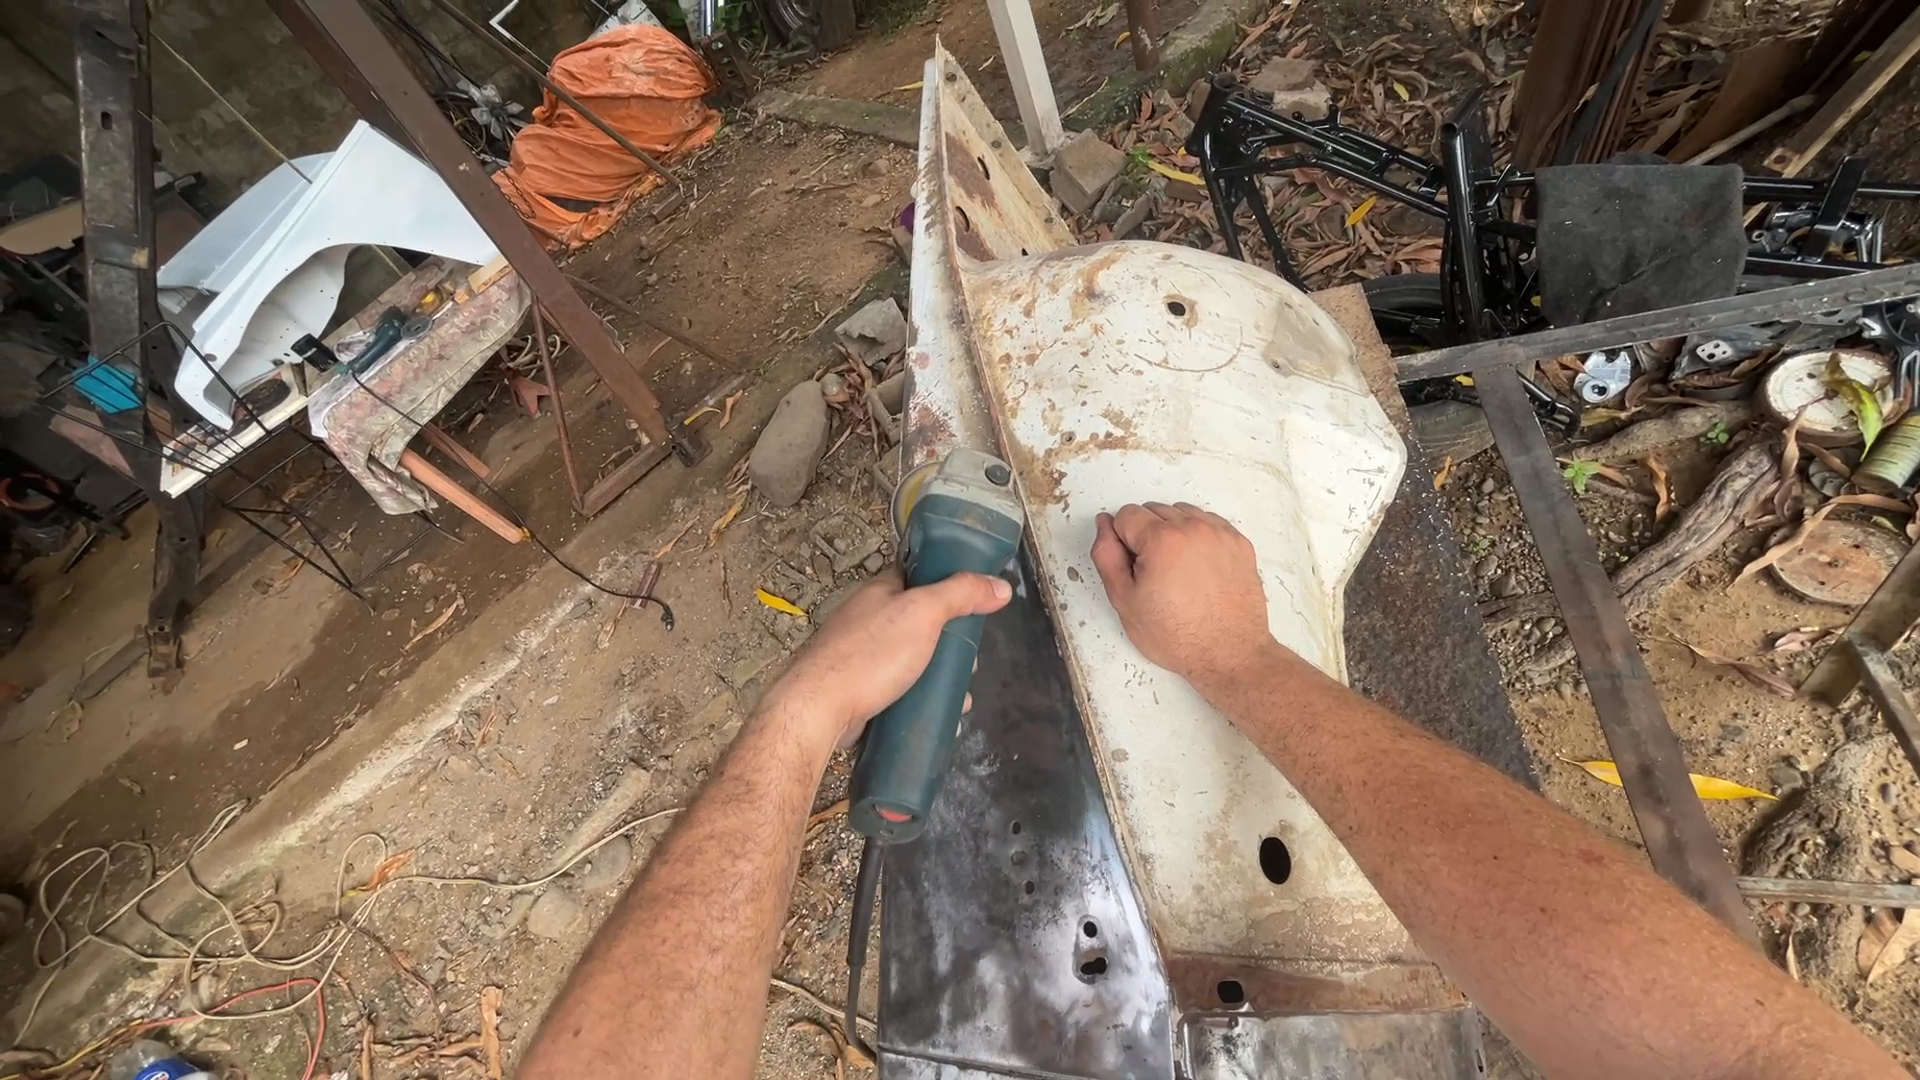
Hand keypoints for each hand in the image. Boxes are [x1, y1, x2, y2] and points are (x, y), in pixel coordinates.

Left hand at [770, 567, 1011, 746]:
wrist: (820, 708)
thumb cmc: (872, 653)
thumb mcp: (923, 613)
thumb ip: (961, 594)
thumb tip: (1002, 586)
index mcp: (881, 590)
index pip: (920, 574)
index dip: (950, 583)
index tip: (977, 601)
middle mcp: (870, 617)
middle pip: (921, 621)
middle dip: (951, 640)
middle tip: (971, 659)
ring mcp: (863, 655)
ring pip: (914, 658)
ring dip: (940, 673)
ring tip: (962, 693)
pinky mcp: (862, 688)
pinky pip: (901, 687)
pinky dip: (922, 696)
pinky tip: (941, 712)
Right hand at [1090, 502, 1279, 691]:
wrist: (1228, 654)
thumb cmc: (1177, 635)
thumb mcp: (1124, 599)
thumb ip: (1106, 554)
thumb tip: (1104, 524)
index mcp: (1162, 539)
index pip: (1125, 515)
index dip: (1122, 543)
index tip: (1135, 570)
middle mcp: (1194, 528)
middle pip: (1153, 510)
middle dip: (1146, 535)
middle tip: (1154, 574)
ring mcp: (1220, 534)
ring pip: (1181, 513)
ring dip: (1172, 532)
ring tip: (1176, 570)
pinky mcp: (1239, 543)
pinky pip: (1208, 522)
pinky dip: (1197, 537)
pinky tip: (1196, 568)